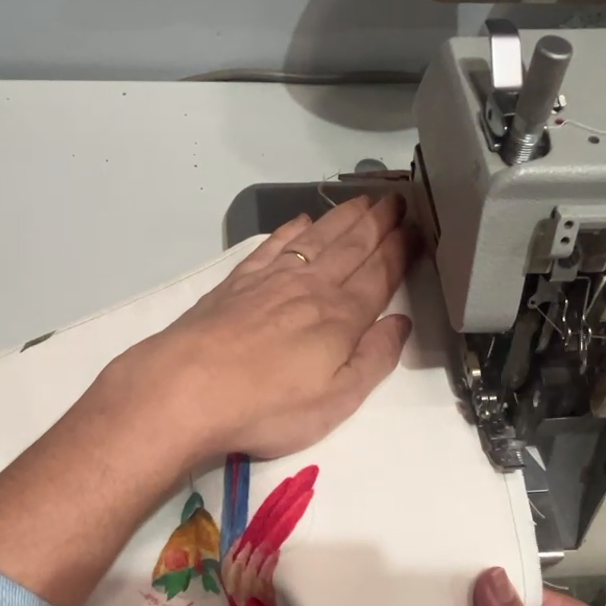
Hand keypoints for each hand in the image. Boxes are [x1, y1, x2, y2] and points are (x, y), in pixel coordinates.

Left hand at [106, 194, 415, 461]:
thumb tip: (401, 323)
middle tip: (397, 200)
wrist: (188, 389)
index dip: (401, 250)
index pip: (380, 274)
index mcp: (341, 317)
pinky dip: (290, 230)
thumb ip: (374, 359)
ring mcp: (271, 281)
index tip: (417, 229)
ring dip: (342, 218)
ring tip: (362, 201)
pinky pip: (273, 246)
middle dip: (378, 222)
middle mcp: (311, 288)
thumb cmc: (269, 406)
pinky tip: (300, 222)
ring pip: (316, 239)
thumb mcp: (337, 399)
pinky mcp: (237, 284)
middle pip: (351, 247)